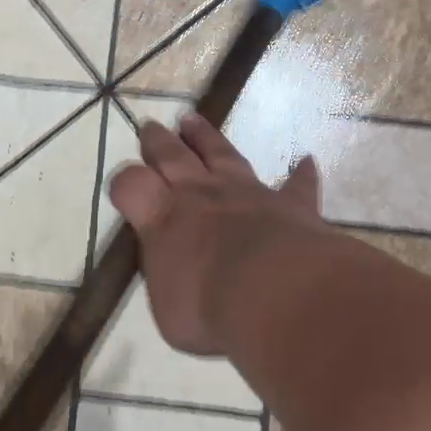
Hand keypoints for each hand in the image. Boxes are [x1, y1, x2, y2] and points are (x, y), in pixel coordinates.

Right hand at [109, 113, 322, 355]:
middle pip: (171, 154)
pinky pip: (297, 185)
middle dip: (157, 141)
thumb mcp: (170, 310)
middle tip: (150, 127)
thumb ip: (169, 279)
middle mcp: (201, 194)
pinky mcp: (290, 204)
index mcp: (164, 218)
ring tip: (192, 120)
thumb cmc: (210, 309)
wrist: (275, 293)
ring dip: (205, 136)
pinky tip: (307, 162)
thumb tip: (174, 270)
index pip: (131, 185)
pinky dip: (301, 175)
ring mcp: (246, 192)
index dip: (124, 184)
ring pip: (221, 153)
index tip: (123, 190)